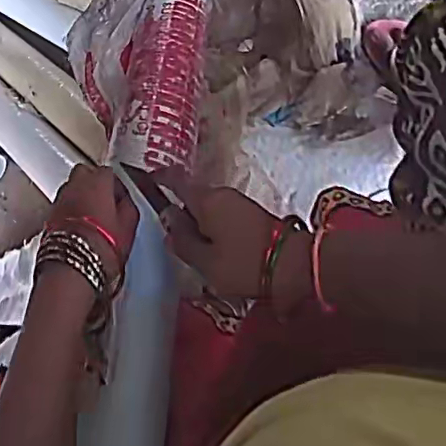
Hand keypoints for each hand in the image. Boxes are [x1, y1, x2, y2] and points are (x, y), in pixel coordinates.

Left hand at [45, 164, 138, 287]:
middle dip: (94, 183)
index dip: (116, 185)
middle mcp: (75, 184)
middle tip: (105, 201)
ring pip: (72, 188)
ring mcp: (60, 198)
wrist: (72, 267)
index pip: (108, 172)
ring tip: (92, 216)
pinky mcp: (49, 214)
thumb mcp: (128, 227)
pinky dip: (70, 210)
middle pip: (85, 173)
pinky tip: (79, 225)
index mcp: (97, 181)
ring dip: (81, 196)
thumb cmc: (100, 247)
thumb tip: (125, 203)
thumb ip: (128, 207)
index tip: (121, 198)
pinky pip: (63, 204)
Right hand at [165, 187, 309, 303]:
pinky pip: (223, 215)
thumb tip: (168, 221)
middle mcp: (220, 194)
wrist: (298, 267)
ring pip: (208, 208)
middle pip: (191, 197)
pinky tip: (217, 251)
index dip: (159, 178)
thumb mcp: (206, 261)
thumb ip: (182, 241)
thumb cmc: (245, 264)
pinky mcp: (252, 214)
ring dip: (199, 223)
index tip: (147, 182)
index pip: (175, 179)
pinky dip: (214, 228)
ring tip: (197, 251)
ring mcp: (238, 202)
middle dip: (181, 213)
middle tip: (173, 238)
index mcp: (204, 200)